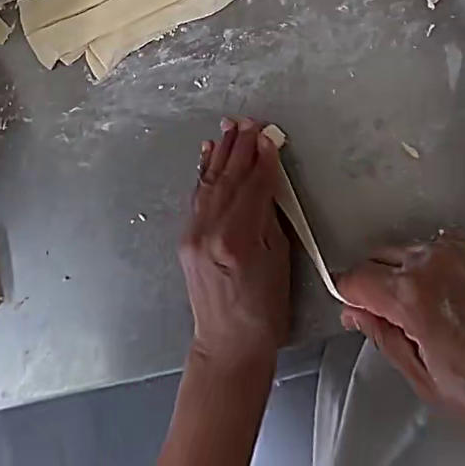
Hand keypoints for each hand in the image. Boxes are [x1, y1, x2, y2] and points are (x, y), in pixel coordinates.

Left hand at [178, 118, 290, 367]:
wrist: (227, 344)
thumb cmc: (265, 308)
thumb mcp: (279, 258)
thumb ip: (269, 214)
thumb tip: (267, 178)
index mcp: (238, 238)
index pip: (254, 186)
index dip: (264, 159)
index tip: (270, 136)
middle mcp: (211, 230)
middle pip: (230, 177)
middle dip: (241, 146)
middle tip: (251, 121)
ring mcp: (194, 232)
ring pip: (210, 181)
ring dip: (222, 151)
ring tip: (231, 126)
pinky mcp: (186, 237)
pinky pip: (198, 195)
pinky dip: (205, 171)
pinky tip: (209, 152)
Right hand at [336, 235, 464, 456]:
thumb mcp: (430, 382)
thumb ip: (385, 338)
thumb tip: (359, 315)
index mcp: (412, 295)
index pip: (355, 277)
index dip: (347, 295)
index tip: (350, 309)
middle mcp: (432, 261)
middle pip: (378, 256)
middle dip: (373, 283)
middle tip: (386, 321)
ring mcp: (459, 252)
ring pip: (407, 251)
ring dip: (402, 274)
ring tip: (424, 318)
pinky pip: (437, 250)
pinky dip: (431, 268)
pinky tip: (449, 304)